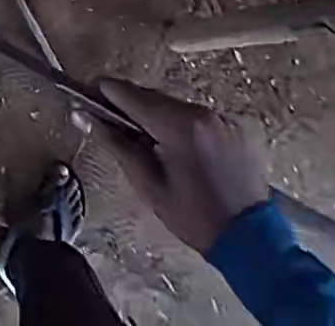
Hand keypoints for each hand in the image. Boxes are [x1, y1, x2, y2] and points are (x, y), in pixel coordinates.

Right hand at [92, 79, 269, 253]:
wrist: (255, 244)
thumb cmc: (195, 216)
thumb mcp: (146, 182)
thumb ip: (113, 141)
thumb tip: (79, 114)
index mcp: (177, 124)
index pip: (124, 90)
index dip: (101, 95)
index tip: (88, 105)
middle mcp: (201, 113)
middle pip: (147, 95)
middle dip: (129, 109)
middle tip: (120, 134)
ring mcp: (220, 118)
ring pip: (169, 103)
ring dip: (154, 116)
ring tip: (152, 146)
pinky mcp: (233, 127)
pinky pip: (192, 114)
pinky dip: (178, 124)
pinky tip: (178, 149)